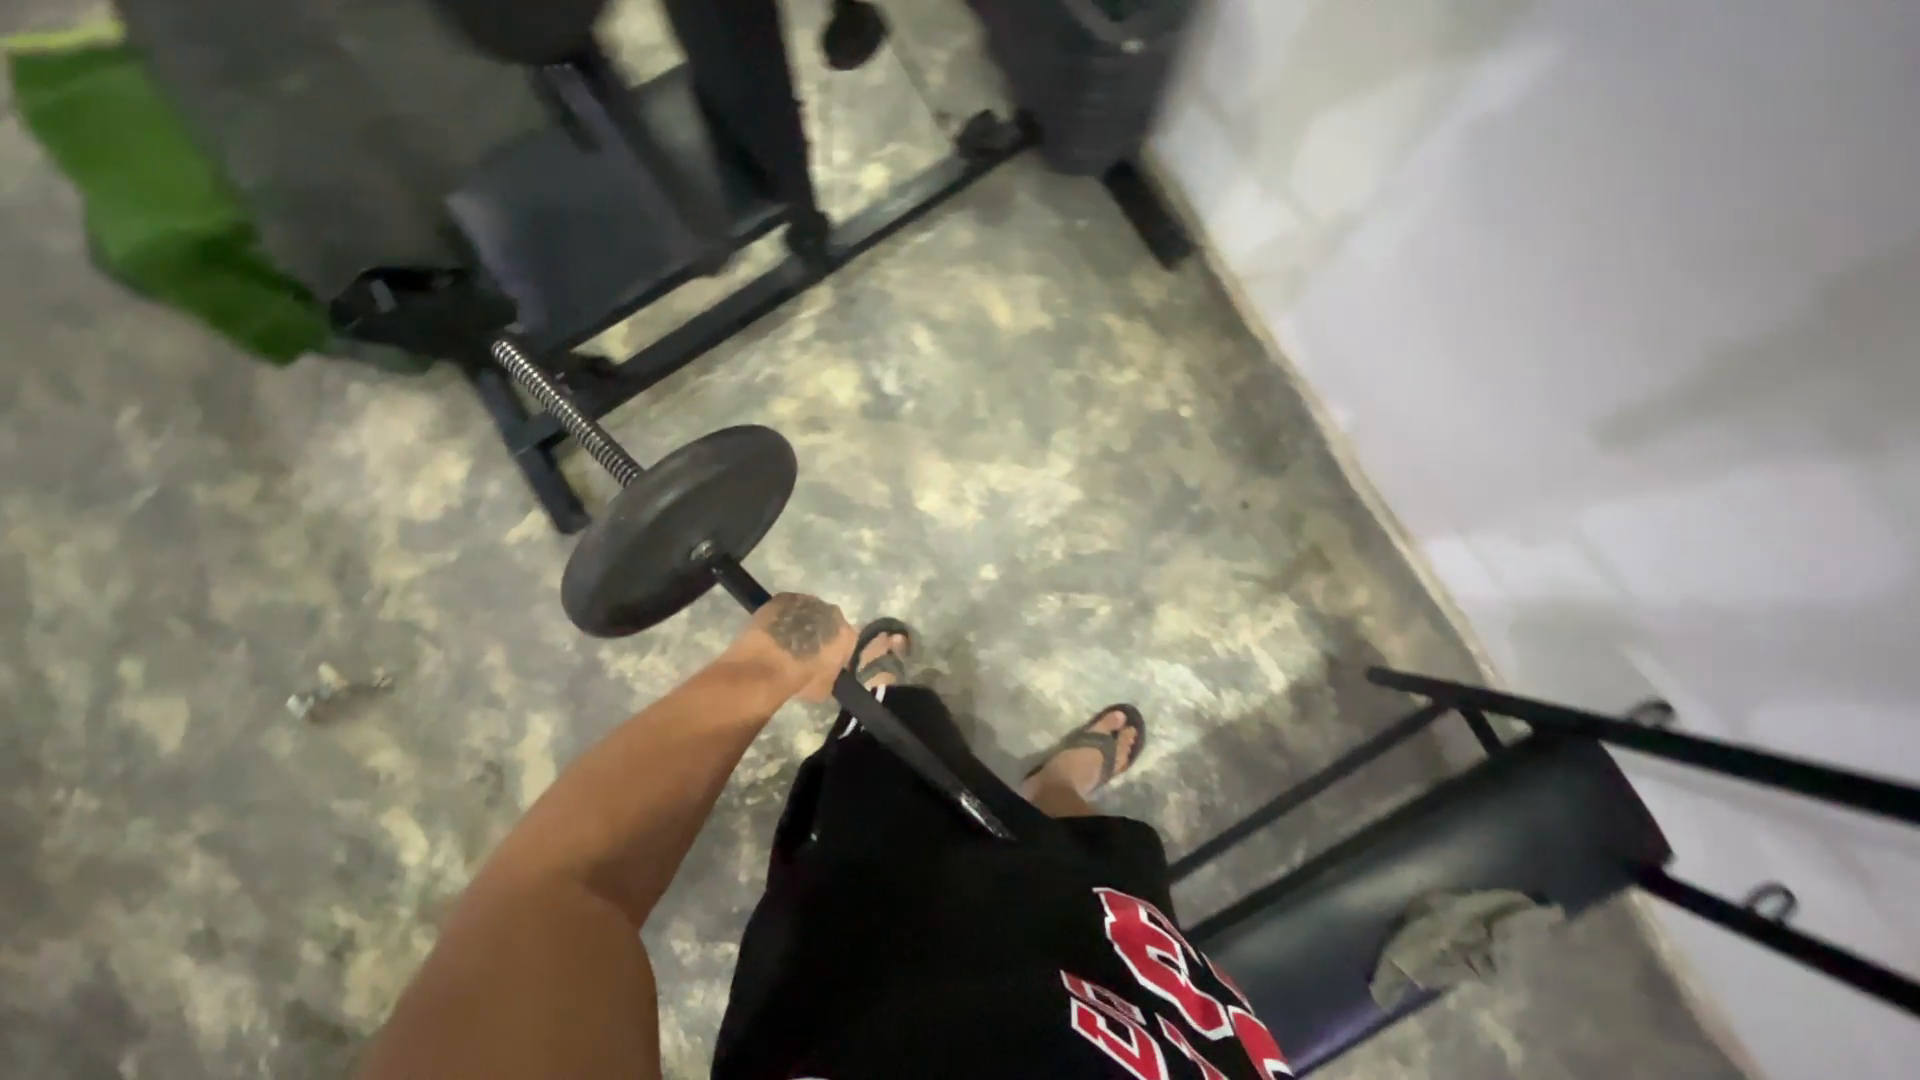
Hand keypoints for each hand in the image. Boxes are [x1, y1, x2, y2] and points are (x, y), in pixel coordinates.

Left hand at [724, 593, 856, 702]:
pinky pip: (786, 606)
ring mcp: (807, 601)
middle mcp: (832, 612)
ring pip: (807, 612)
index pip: (846, 641)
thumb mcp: (824, 689)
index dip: (834, 651)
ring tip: (784, 640)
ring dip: (800, 622)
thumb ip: (830, 676)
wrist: (768, 666)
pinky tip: (771, 631)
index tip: (823, 661)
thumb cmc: (801, 680)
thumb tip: (824, 674)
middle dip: (818, 632)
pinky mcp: (783, 597)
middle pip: (828, 621)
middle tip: (804, 649)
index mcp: (848, 634)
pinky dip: (781, 616)